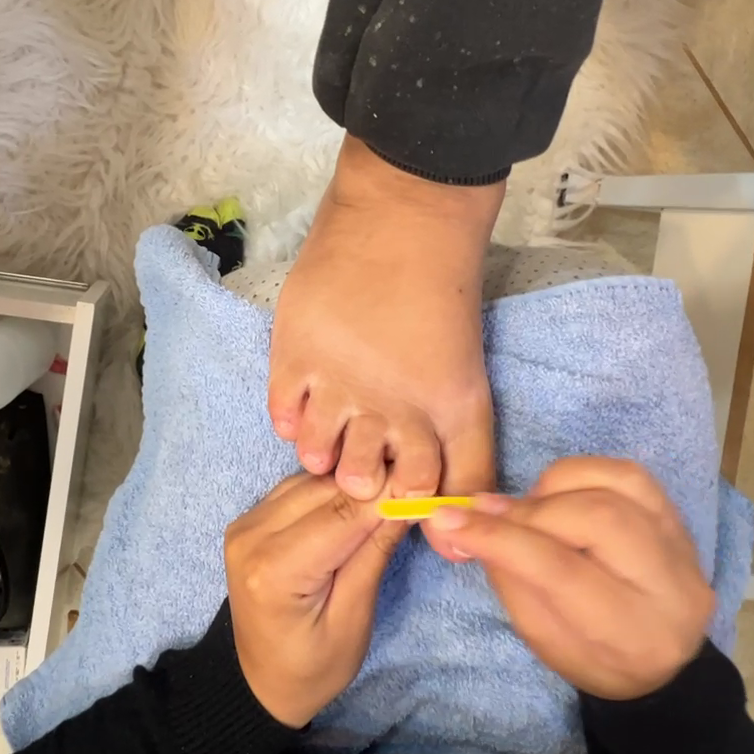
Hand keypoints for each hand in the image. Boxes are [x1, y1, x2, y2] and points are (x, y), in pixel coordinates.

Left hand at [225, 473, 408, 726]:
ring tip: (390, 489)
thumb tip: (406, 501)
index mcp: (275, 569)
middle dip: (371, 484)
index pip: (341, 515)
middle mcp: (252, 535)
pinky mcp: (249, 518)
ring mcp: (245, 523)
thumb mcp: (354, 620)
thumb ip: (374, 555)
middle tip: (414, 483)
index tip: (423, 485)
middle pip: (324, 490)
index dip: (384, 495)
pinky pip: (296, 489)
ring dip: (350, 483)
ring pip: (310, 482)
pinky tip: (356, 497)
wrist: (262, 679)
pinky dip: (328, 489)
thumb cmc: (313, 665)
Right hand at [269, 136, 502, 502]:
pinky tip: (305, 404)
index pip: (431, 495)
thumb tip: (447, 531)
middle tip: (361, 460)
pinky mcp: (297, 354)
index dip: (416, 505)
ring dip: (326, 455)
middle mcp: (392, 410)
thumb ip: (465, 453)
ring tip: (331, 432)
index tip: (401, 491)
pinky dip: (292, 422)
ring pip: (322, 459)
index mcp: (445, 415)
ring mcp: (338, 382)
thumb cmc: (443, 295)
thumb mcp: (469, 379)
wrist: (402, 221)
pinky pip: (284, 418)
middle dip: (365, 484)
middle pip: (368, 485)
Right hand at [422, 457, 715, 700]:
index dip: (498, 538)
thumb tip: (456, 518)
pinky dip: (581, 472)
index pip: (559, 569)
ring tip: (531, 511)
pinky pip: (627, 473)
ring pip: (614, 485)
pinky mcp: (678, 518)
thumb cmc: (588, 654)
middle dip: (529, 511)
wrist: (658, 664)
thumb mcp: (537, 631)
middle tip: (491, 516)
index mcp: (631, 632)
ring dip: (554, 489)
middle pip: (595, 518)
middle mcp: (671, 586)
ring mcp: (682, 546)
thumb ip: (503, 571)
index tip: (447, 518)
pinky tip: (559, 494)